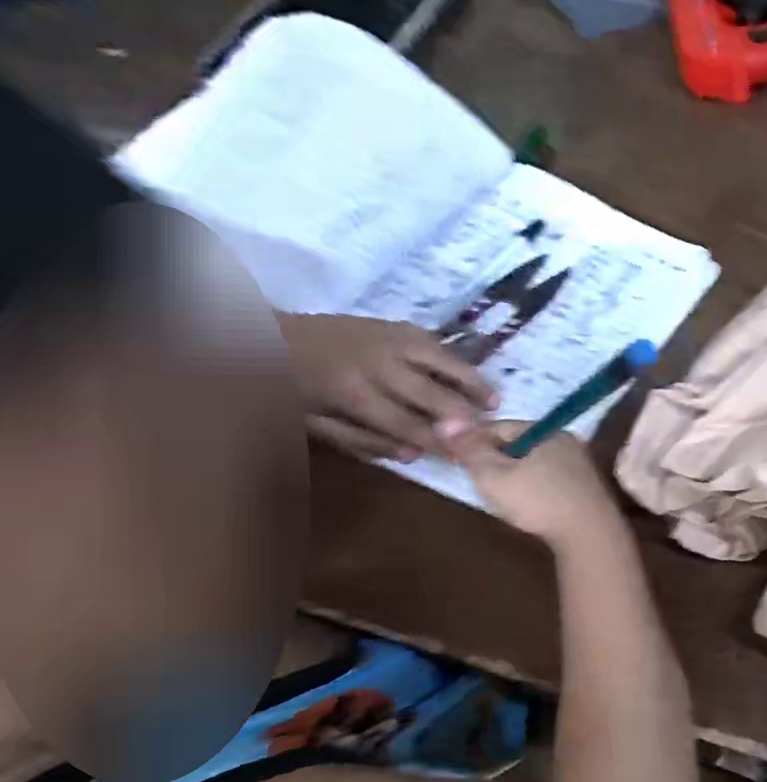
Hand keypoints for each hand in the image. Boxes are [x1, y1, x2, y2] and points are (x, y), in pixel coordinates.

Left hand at [279, 312, 497, 459]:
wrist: (258, 332)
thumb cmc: (284, 387)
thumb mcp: (310, 422)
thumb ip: (362, 440)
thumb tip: (414, 454)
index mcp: (348, 391)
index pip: (405, 423)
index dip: (436, 442)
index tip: (463, 456)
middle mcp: (375, 362)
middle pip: (430, 392)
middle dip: (461, 415)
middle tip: (487, 431)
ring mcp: (387, 339)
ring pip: (442, 361)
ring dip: (471, 382)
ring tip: (494, 400)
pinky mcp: (394, 325)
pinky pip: (434, 344)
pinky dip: (455, 361)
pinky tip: (469, 376)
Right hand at [438, 419, 622, 544]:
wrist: (589, 534)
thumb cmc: (538, 500)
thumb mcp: (492, 473)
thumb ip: (470, 448)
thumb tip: (448, 421)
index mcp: (549, 432)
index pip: (499, 426)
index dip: (472, 440)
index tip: (452, 457)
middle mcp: (569, 443)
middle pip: (518, 444)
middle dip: (493, 458)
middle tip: (471, 477)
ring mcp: (580, 466)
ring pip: (533, 462)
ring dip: (511, 473)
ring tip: (494, 491)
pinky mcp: (585, 488)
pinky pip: (548, 479)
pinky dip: (531, 486)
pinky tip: (523, 502)